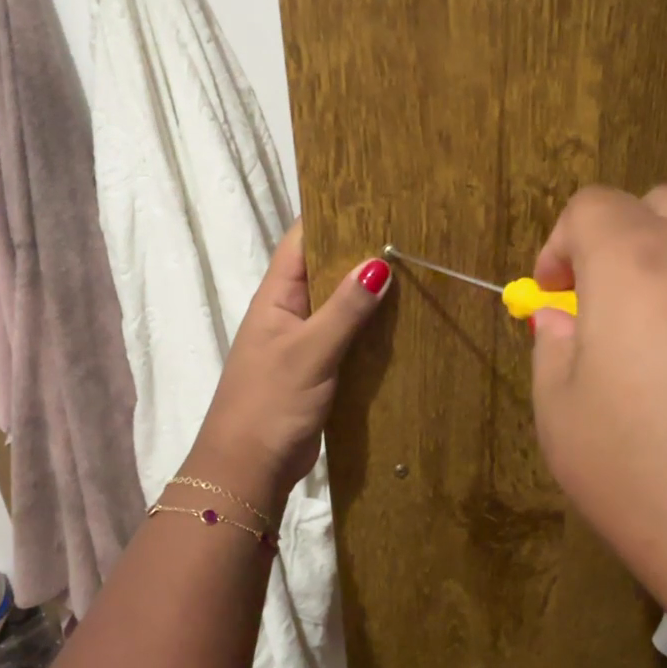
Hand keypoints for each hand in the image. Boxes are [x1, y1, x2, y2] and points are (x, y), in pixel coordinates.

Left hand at [191, 222, 390, 502]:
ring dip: (369, 294)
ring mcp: (303, 343)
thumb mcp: (310, 351)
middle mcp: (289, 313)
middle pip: (326, 271)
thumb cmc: (270, 402)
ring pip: (340, 306)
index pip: (303, 241)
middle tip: (409, 234)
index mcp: (276, 297)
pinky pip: (347, 340)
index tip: (375, 199)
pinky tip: (403, 325)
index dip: (333, 215)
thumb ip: (344, 309)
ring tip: (417, 271)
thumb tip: (379, 263)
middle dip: (361, 253)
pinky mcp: (318, 371)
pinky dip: (370, 331)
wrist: (249, 468)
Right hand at [527, 186, 666, 667]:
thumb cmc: (663, 493)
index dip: (562, 246)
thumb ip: (556, 351)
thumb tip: (567, 318)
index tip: (559, 296)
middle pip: (665, 208)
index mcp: (640, 262)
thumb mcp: (568, 427)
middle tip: (621, 320)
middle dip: (630, 245)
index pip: (592, 208)